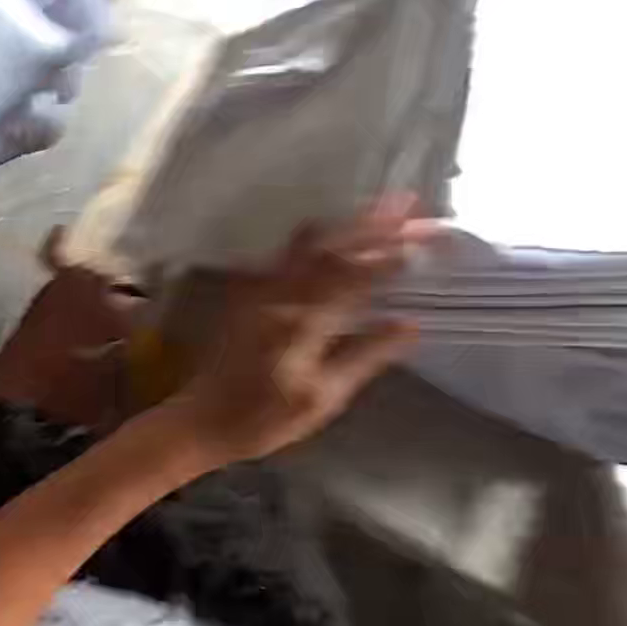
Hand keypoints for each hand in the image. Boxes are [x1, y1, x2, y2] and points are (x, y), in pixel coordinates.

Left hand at [166, 198, 425, 466]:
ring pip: (304, 245)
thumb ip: (364, 357)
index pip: (351, 276)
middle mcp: (275, 296)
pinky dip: (316, 241)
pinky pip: (284, 256)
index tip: (424, 239)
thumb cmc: (264, 419)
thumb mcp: (322, 398)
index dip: (388, 254)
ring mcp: (256, 291)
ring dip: (344, 226)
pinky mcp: (245, 295)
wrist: (201, 419)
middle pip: (329, 247)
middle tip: (410, 206)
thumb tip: (409, 324)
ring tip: (380, 210)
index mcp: (299, 323)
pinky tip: (332, 237)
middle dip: (371, 225)